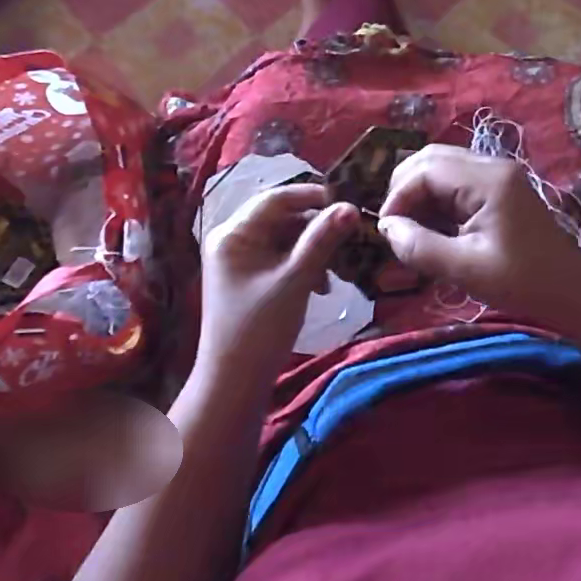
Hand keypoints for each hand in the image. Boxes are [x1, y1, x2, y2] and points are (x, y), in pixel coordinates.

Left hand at [199, 185, 357, 378]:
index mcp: (233, 234)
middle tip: (347, 238)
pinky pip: (279, 259)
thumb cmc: (260, 329)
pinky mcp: (247, 279)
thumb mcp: (295, 281)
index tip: (345, 202)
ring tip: (333, 273)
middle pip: (279, 218)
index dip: (310, 196)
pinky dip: (301, 266)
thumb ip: (322, 240)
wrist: (234, 384)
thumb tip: (349, 207)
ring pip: (282, 239)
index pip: (275, 199)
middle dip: (314, 227)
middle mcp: (231, 240)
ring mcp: (238, 260)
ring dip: (311, 250)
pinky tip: (321, 288)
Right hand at [377, 145, 580, 323]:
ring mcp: (497, 174)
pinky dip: (434, 199)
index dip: (398, 196)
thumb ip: (420, 247)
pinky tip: (431, 228)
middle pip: (430, 159)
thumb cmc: (525, 283)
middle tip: (394, 226)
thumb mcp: (467, 269)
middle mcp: (492, 166)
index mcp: (488, 180)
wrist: (576, 294)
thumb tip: (385, 228)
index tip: (386, 230)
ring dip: (417, 194)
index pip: (425, 170)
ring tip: (409, 229)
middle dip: (404, 189)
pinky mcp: (498, 188)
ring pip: (440, 167)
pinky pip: (454, 181)